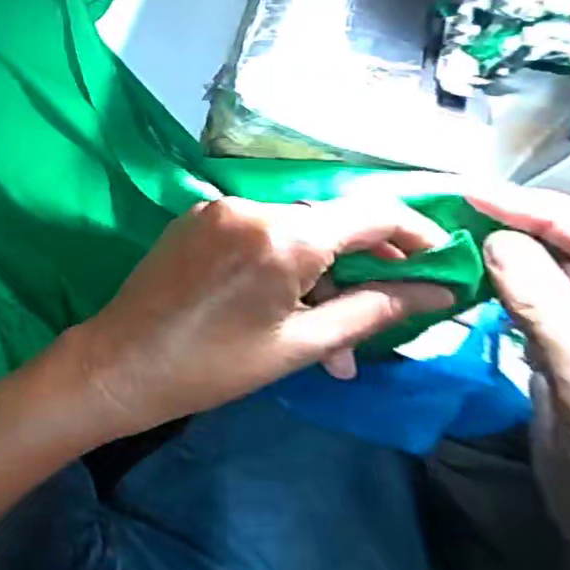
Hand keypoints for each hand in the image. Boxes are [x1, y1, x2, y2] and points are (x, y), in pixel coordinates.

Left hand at [63, 196, 456, 441]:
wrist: (124, 359)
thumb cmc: (216, 362)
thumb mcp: (305, 342)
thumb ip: (375, 309)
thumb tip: (440, 292)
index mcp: (280, 233)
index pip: (371, 214)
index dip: (417, 236)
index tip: (445, 266)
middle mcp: (246, 208)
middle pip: (327, 227)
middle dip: (359, 274)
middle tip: (377, 326)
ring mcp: (212, 211)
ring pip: (289, 236)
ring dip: (316, 282)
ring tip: (326, 347)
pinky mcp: (191, 222)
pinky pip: (252, 237)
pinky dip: (277, 268)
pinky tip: (281, 313)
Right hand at [472, 187, 569, 569]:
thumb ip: (547, 312)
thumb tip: (499, 239)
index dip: (555, 214)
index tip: (480, 194)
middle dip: (538, 226)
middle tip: (463, 203)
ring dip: (525, 253)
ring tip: (463, 228)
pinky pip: (566, 308)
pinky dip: (522, 285)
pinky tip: (485, 269)